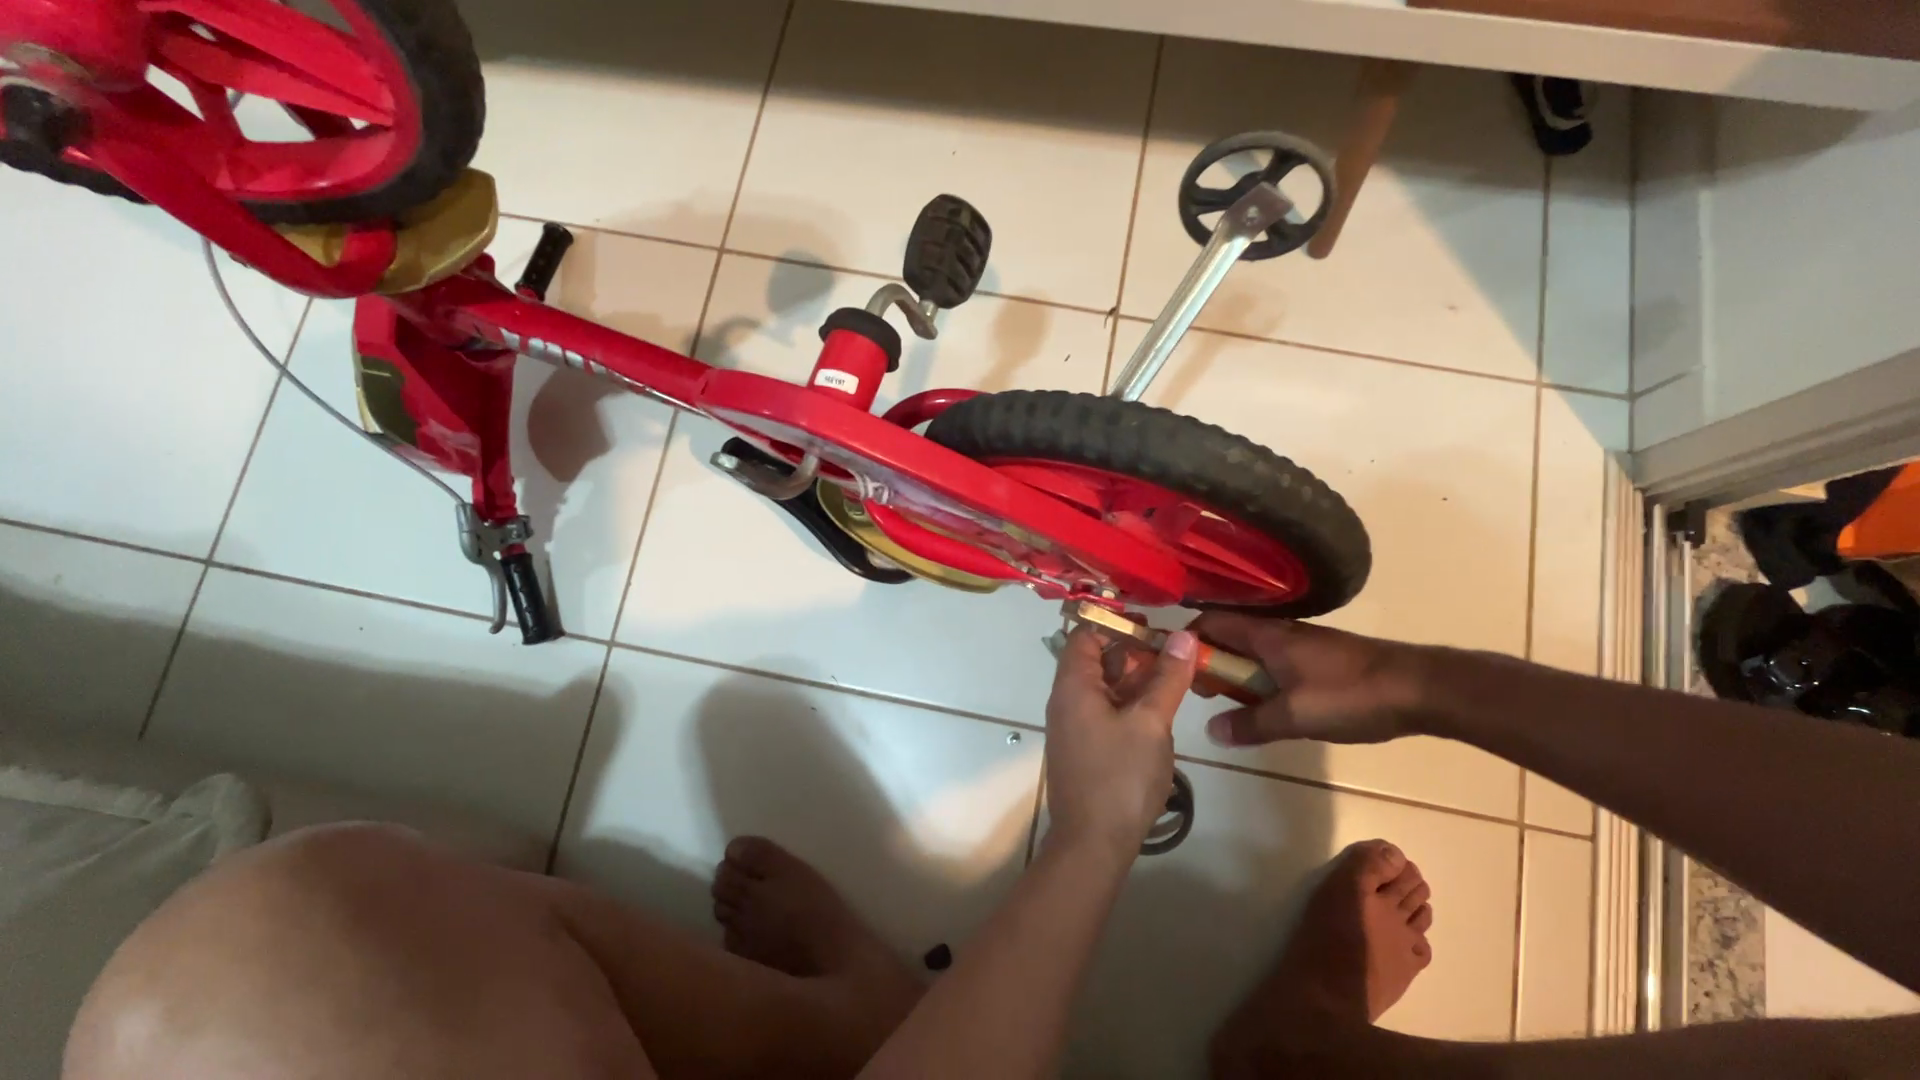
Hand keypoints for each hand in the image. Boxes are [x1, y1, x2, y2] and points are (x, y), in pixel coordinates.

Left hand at [1043, 625, 1197, 855]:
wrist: (1093, 844)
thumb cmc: (1120, 777)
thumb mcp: (1151, 723)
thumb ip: (1167, 677)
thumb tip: (1184, 636)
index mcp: (1073, 686)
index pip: (1086, 635)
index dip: (1117, 624)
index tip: (1154, 626)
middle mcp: (1067, 701)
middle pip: (1096, 660)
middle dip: (1134, 652)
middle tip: (1175, 653)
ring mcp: (1074, 727)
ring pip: (1105, 688)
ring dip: (1137, 680)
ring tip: (1177, 679)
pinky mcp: (1085, 749)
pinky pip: (1106, 712)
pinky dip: (1131, 704)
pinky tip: (1162, 712)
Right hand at [1189, 612, 1431, 746]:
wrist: (1420, 689)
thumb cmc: (1350, 696)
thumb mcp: (1294, 716)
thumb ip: (1250, 724)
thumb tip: (1212, 731)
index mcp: (1267, 637)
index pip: (1211, 622)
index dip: (1187, 640)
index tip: (1172, 667)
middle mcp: (1281, 633)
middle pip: (1230, 637)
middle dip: (1211, 662)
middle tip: (1203, 696)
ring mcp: (1304, 645)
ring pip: (1255, 652)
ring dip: (1238, 674)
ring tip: (1233, 706)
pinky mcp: (1322, 660)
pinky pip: (1277, 663)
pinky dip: (1263, 679)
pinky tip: (1271, 707)